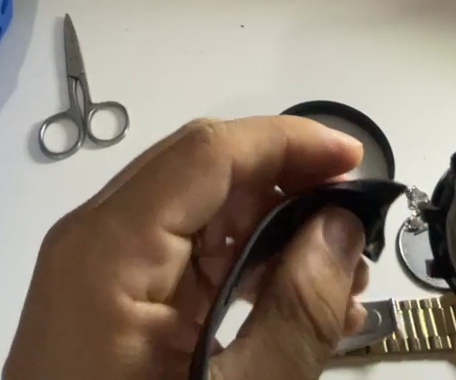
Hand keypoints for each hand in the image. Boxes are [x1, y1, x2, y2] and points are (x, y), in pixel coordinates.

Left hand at [5, 117, 372, 379]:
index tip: (353, 159)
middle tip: (357, 223)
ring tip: (343, 276)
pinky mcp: (115, 295)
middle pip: (205, 174)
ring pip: (202, 210)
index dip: (286, 141)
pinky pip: (190, 254)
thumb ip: (292, 314)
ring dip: (276, 229)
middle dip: (288, 186)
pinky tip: (299, 300)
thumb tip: (341, 227)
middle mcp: (98, 237)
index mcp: (109, 248)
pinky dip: (247, 265)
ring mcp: (102, 264)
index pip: (207, 153)